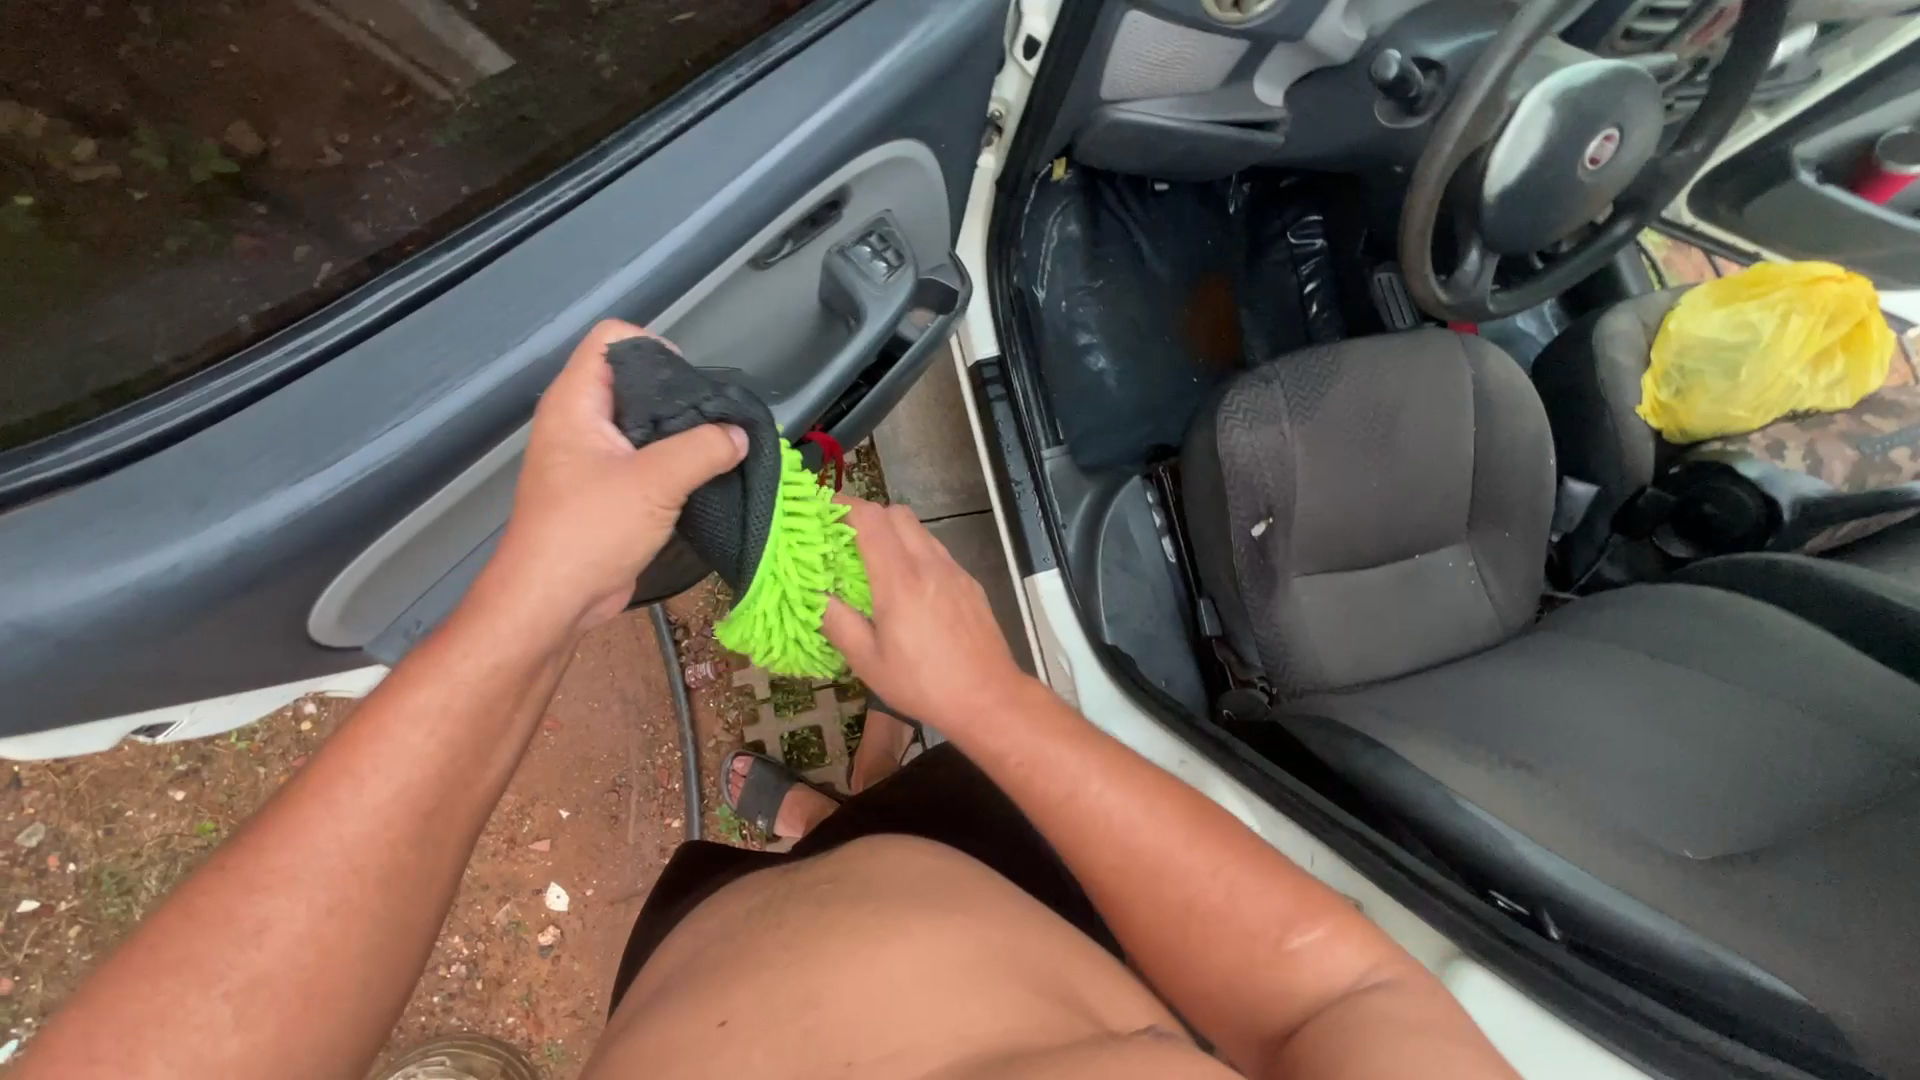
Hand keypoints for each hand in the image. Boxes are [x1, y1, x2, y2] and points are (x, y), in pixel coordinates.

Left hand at [483, 320, 746, 635]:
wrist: (553, 600)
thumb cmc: (590, 531)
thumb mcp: (655, 482)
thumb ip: (704, 449)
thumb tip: (741, 435)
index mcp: (577, 402)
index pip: (614, 339)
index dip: (657, 348)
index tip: (694, 386)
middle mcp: (582, 422)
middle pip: (637, 381)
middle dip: (682, 395)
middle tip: (719, 422)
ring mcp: (595, 458)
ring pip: (648, 425)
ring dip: (685, 434)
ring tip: (721, 449)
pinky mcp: (610, 491)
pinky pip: (649, 461)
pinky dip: (678, 465)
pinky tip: (707, 478)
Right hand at [823, 499, 1036, 734]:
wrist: (988, 697)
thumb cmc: (923, 683)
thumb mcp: (868, 661)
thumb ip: (837, 622)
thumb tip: (814, 594)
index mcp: (900, 579)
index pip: (871, 519)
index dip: (844, 506)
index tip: (823, 511)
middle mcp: (929, 564)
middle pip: (897, 514)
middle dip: (868, 516)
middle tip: (845, 540)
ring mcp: (955, 571)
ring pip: (920, 531)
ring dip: (894, 534)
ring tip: (874, 564)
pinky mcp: (970, 584)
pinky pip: (937, 552)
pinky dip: (916, 553)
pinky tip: (908, 587)